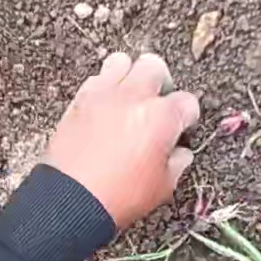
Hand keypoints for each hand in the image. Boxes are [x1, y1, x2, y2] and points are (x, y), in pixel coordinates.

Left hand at [44, 52, 199, 228]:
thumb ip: (177, 164)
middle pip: (155, 66)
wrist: (72, 199)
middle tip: (158, 103)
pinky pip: (95, 79)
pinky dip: (104, 87)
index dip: (188, 117)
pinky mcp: (78, 101)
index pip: (187, 102)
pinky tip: (106, 108)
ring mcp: (104, 95)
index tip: (182, 129)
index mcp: (162, 117)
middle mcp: (134, 96)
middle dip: (161, 83)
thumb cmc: (120, 195)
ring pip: (122, 61)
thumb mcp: (163, 187)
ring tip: (129, 98)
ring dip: (130, 75)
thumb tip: (180, 154)